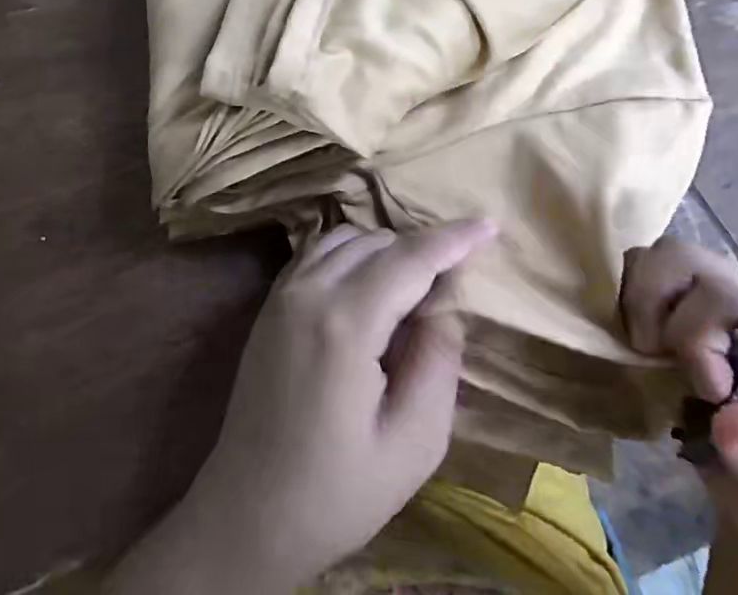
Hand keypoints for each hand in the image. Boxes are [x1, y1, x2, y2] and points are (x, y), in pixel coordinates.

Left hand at [104, 220, 497, 594]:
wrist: (247, 514)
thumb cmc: (337, 492)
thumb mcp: (414, 442)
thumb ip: (438, 360)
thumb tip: (443, 304)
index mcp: (345, 324)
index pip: (410, 259)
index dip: (453, 238)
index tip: (490, 224)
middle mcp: (308, 293)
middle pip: (378, 243)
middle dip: (422, 250)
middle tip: (453, 284)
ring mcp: (282, 295)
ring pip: (345, 238)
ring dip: (386, 249)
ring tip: (416, 286)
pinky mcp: (269, 305)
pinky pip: (317, 253)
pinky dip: (351, 252)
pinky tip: (369, 282)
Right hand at [621, 240, 737, 594]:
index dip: (702, 334)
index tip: (702, 394)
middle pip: (699, 264)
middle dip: (655, 299)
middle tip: (651, 357)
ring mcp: (732, 329)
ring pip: (668, 263)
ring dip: (638, 298)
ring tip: (643, 354)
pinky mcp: (697, 336)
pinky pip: (649, 288)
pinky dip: (627, 306)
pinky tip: (636, 352)